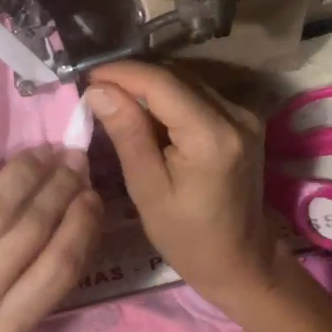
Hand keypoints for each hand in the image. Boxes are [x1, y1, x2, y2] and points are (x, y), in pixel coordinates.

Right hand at [85, 61, 287, 308]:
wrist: (239, 258)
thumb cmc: (187, 236)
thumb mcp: (147, 189)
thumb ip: (127, 134)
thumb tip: (99, 89)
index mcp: (211, 136)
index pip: (162, 83)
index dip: (122, 73)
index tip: (87, 78)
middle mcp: (235, 115)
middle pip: (176, 77)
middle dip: (133, 78)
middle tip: (95, 92)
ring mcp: (245, 115)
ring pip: (187, 81)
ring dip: (149, 87)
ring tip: (114, 102)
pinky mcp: (244, 120)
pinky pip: (199, 95)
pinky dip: (169, 99)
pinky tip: (146, 115)